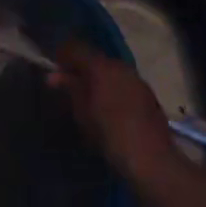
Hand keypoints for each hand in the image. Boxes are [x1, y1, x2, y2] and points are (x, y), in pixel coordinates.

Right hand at [49, 40, 179, 179]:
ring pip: (111, 71)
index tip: (54, 70)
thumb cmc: (109, 133)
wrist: (152, 158)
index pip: (75, 47)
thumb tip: (54, 76)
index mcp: (100, 65)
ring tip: (92, 99)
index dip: (62, 56)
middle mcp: (119, 64)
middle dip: (82, 68)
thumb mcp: (82, 112)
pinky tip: (112, 108)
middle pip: (94, 58)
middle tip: (71, 86)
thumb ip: (69, 88)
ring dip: (99, 79)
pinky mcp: (149, 94)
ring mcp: (136, 78)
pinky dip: (114, 89)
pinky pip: (124, 83)